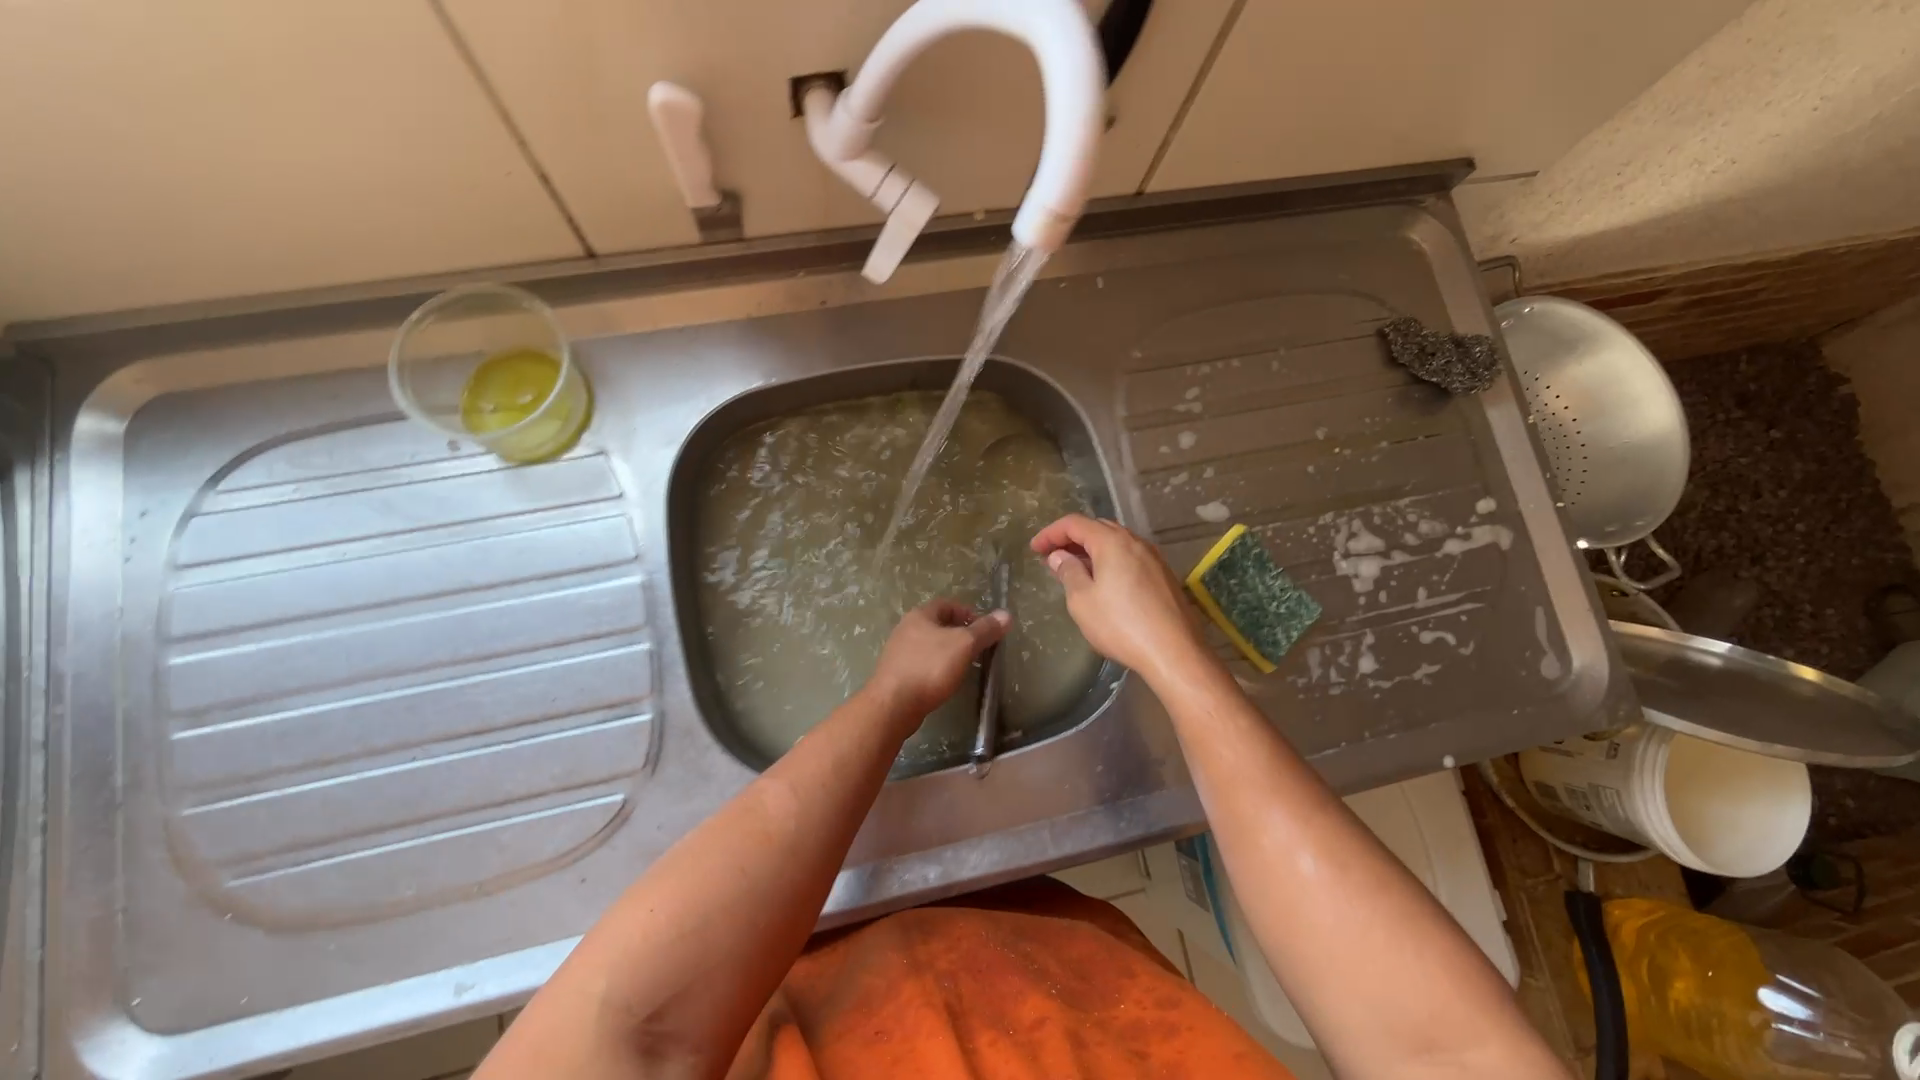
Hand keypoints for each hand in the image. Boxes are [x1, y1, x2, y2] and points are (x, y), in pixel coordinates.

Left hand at [863, 600, 1009, 724]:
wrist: (893, 705)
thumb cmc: (930, 667)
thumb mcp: (964, 645)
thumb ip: (985, 630)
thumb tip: (1006, 614)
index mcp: (920, 615)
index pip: (948, 604)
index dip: (968, 613)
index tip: (985, 629)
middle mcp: (906, 629)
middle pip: (938, 625)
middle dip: (960, 634)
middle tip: (979, 648)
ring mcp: (899, 653)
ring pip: (930, 646)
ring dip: (949, 652)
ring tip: (966, 666)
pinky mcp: (897, 674)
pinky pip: (922, 664)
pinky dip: (937, 668)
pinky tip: (946, 682)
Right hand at [1031, 514, 1208, 683]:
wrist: (1174, 652)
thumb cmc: (1121, 625)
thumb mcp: (1082, 600)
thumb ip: (1069, 572)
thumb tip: (1059, 556)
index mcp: (1113, 542)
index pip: (1075, 523)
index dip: (1051, 533)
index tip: (1034, 548)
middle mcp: (1136, 542)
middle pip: (1098, 528)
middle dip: (1072, 539)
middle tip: (1053, 557)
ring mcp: (1154, 559)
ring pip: (1117, 543)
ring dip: (1093, 550)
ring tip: (1075, 569)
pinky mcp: (1164, 577)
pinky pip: (1131, 558)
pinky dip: (1111, 561)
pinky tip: (1104, 582)